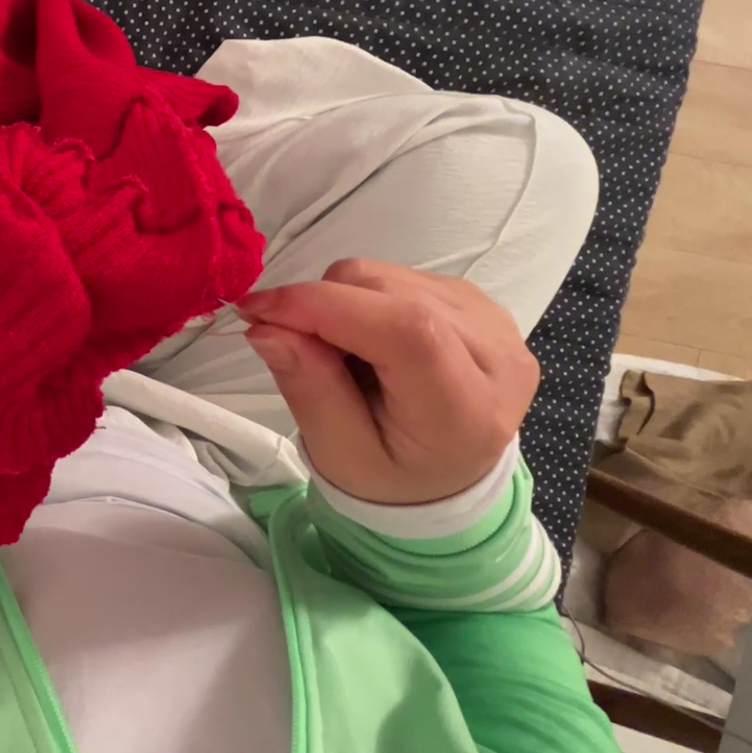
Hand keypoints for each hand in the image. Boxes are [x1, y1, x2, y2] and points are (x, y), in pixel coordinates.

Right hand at [236, 258, 538, 504]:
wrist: (444, 476)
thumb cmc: (388, 472)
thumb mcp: (338, 451)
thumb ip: (309, 388)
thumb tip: (266, 328)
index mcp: (465, 407)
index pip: (404, 330)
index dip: (322, 307)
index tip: (256, 310)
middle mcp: (495, 352)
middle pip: (386, 292)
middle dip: (317, 306)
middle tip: (291, 346)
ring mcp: (491, 317)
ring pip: (383, 275)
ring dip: (337, 303)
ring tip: (339, 354)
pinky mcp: (475, 299)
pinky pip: (394, 275)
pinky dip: (358, 300)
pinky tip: (365, 340)